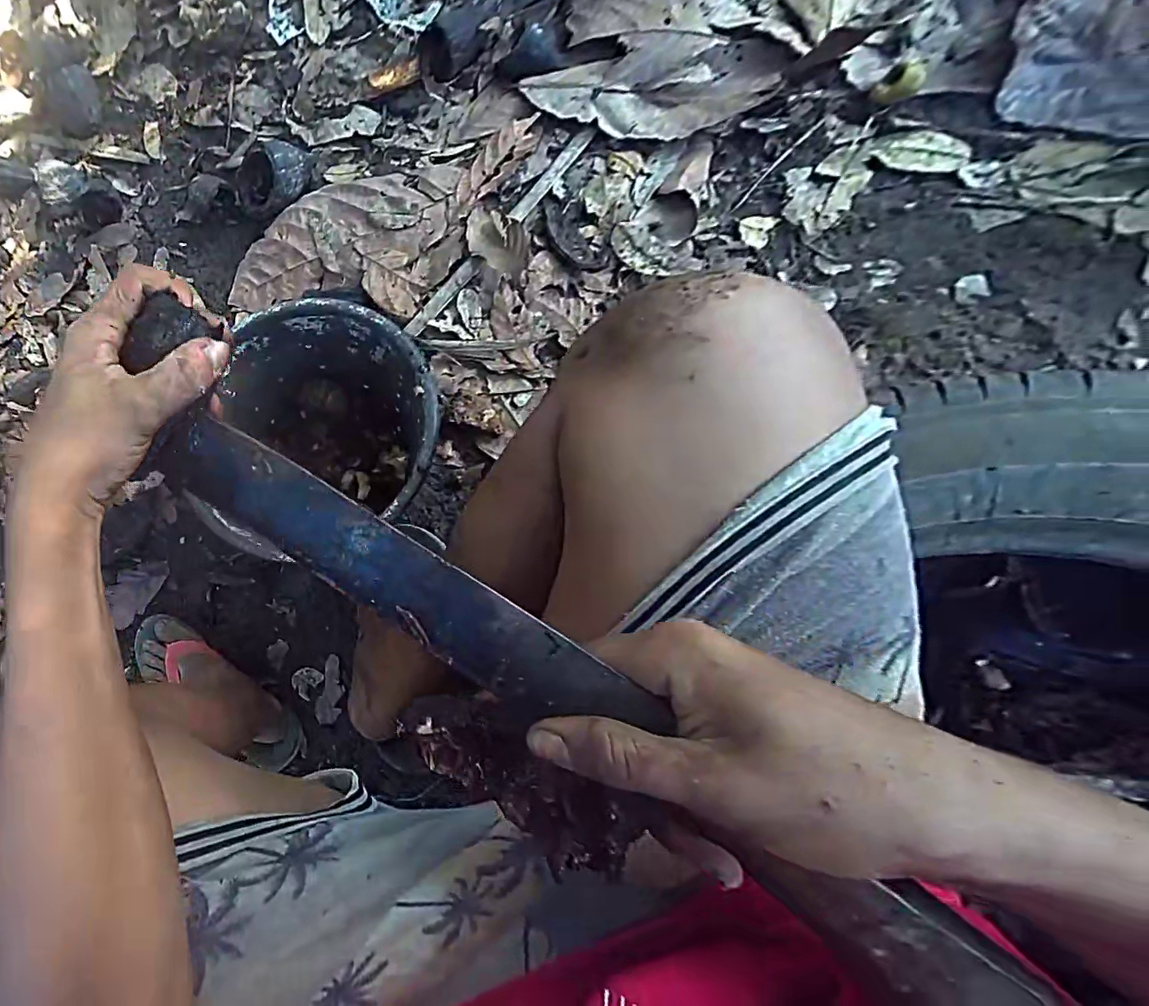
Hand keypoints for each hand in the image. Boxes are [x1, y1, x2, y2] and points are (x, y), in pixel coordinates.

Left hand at [16, 266, 227, 515]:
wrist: (55, 502)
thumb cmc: (86, 445)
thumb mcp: (137, 405)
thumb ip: (180, 375)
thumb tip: (220, 346)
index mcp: (93, 332)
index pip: (136, 282)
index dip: (173, 289)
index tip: (201, 318)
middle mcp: (97, 348)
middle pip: (150, 318)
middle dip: (187, 331)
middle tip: (216, 354)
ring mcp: (104, 379)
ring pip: (153, 355)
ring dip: (185, 366)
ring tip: (213, 390)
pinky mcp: (112, 407)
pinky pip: (150, 385)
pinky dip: (175, 391)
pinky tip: (197, 410)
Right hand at [525, 620, 1007, 883]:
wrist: (970, 819)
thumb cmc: (829, 790)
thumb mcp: (709, 782)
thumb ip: (614, 754)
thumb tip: (533, 736)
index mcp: (670, 649)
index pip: (579, 670)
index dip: (563, 722)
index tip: (563, 777)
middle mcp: (683, 655)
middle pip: (614, 712)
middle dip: (632, 780)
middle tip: (668, 837)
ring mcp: (713, 684)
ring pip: (649, 739)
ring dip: (668, 799)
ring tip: (712, 854)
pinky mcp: (737, 713)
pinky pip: (684, 746)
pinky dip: (695, 793)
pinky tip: (728, 840)